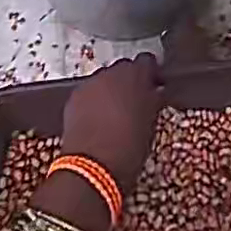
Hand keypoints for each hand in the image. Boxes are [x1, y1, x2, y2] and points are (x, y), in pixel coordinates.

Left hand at [59, 53, 163, 190]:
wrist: (92, 168)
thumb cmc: (129, 149)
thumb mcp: (151, 124)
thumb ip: (153, 100)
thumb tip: (155, 92)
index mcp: (136, 75)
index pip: (148, 61)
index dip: (151, 73)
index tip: (154, 86)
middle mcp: (112, 73)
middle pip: (124, 69)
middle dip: (129, 82)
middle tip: (134, 103)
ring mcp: (91, 84)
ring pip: (105, 80)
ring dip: (111, 91)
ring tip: (114, 115)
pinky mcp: (74, 97)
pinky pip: (89, 93)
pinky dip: (94, 102)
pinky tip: (97, 121)